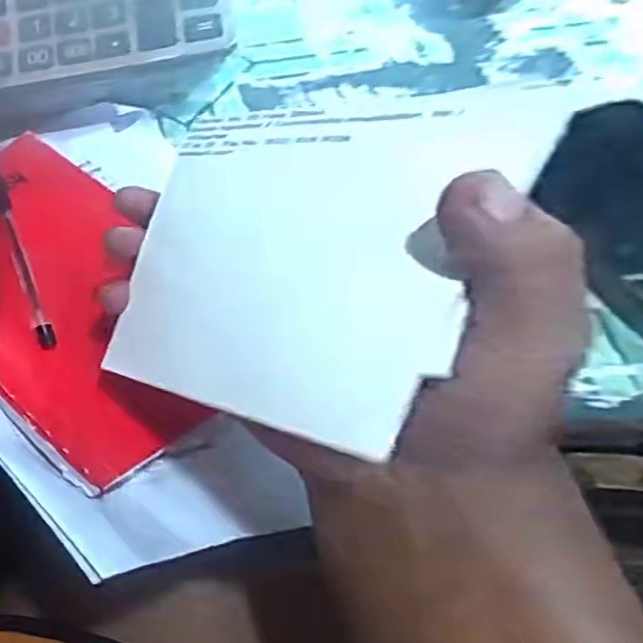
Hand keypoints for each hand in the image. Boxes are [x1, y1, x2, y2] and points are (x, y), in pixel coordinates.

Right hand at [99, 171, 587, 482]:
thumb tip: (471, 182)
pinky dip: (139, 314)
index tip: (218, 160)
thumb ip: (523, 265)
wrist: (411, 482)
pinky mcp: (226, 356)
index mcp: (367, 252)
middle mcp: (301, 273)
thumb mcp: (530, 332)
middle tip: (132, 202)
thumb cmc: (478, 403)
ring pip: (191, 275)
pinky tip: (112, 305)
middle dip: (174, 214)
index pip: (307, 197)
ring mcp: (256, 317)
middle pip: (230, 232)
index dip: (261, 173)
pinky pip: (175, 328)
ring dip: (146, 257)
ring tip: (115, 245)